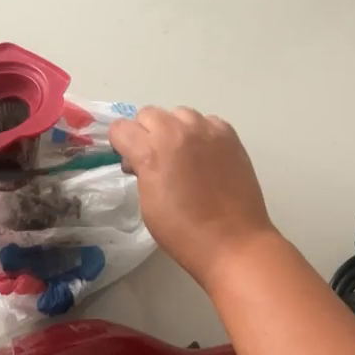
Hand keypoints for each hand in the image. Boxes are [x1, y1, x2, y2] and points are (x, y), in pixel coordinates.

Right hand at [110, 106, 279, 286]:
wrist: (233, 242)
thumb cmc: (183, 231)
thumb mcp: (147, 202)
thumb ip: (141, 169)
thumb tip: (140, 158)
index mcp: (152, 151)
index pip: (121, 128)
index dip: (122, 144)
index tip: (131, 160)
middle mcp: (178, 131)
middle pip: (148, 114)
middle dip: (146, 133)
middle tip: (156, 160)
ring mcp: (206, 129)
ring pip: (178, 113)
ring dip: (174, 129)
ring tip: (184, 156)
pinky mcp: (229, 134)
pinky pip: (206, 121)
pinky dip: (201, 133)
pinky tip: (206, 156)